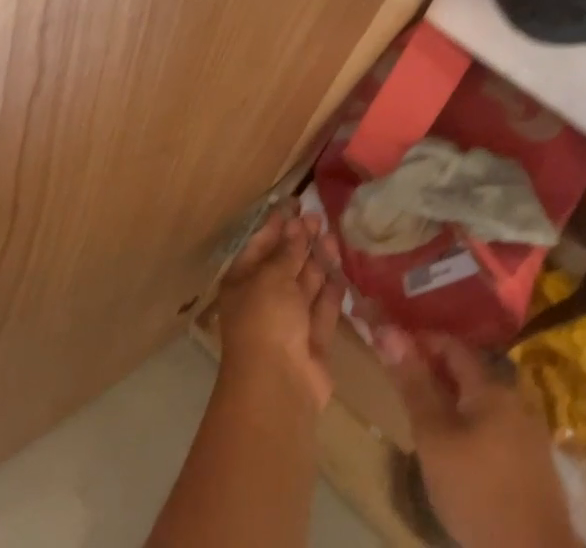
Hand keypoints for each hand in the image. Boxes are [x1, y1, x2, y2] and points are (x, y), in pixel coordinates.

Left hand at [217, 209, 346, 411]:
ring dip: (318, 261)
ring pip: (305, 285)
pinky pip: (323, 309)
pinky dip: (332, 290)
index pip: (259, 246)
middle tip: (319, 216)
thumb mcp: (272, 278)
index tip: (294, 203)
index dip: (276, 225)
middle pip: (283, 264)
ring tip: (334, 235)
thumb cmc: (266, 320)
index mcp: (242, 282)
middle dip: (299, 241)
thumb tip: (295, 226)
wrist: (279, 382)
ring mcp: (289, 321)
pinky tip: (343, 270)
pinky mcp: (314, 339)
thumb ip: (287, 252)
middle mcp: (264, 299)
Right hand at [376, 328, 577, 547]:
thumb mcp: (433, 437)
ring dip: (448, 397)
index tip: (388, 349)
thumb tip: (390, 333)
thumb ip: (413, 385)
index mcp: (491, 389)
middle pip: (467, 371)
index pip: (451, 345)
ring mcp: (527, 431)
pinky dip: (466, 421)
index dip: (418, 340)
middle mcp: (515, 400)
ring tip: (418, 413)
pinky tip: (450, 443)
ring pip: (479, 399)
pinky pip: (492, 423)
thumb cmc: (476, 492)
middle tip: (398, 382)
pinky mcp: (531, 459)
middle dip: (431, 370)